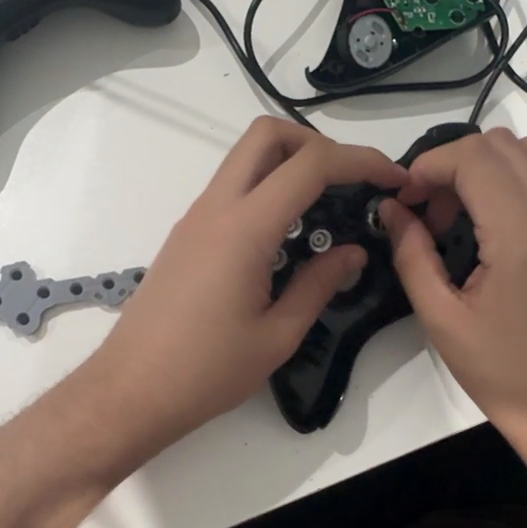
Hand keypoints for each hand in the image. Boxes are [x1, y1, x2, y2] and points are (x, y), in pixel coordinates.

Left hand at [88, 117, 405, 448]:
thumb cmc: (208, 371)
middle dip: (319, 144)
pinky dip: (267, 192)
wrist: (132, 391)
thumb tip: (351, 252)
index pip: (310, 165)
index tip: (394, 180)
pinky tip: (289, 239)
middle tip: (351, 185)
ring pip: (245, 160)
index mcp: (244, 229)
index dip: (361, 162)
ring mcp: (195, 220)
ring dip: (290, 167)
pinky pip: (232, 191)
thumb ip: (319, 285)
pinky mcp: (186, 237)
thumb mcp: (278, 335)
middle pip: (267, 136)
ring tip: (327, 213)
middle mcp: (216, 209)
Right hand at [382, 128, 526, 452]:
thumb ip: (412, 255)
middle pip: (500, 144)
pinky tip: (501, 215)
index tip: (407, 200)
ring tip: (466, 212)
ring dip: (490, 165)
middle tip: (431, 213)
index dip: (429, 166)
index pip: (473, 158)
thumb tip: (392, 209)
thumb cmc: (499, 371)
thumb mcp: (441, 319)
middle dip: (454, 165)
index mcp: (521, 237)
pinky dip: (524, 176)